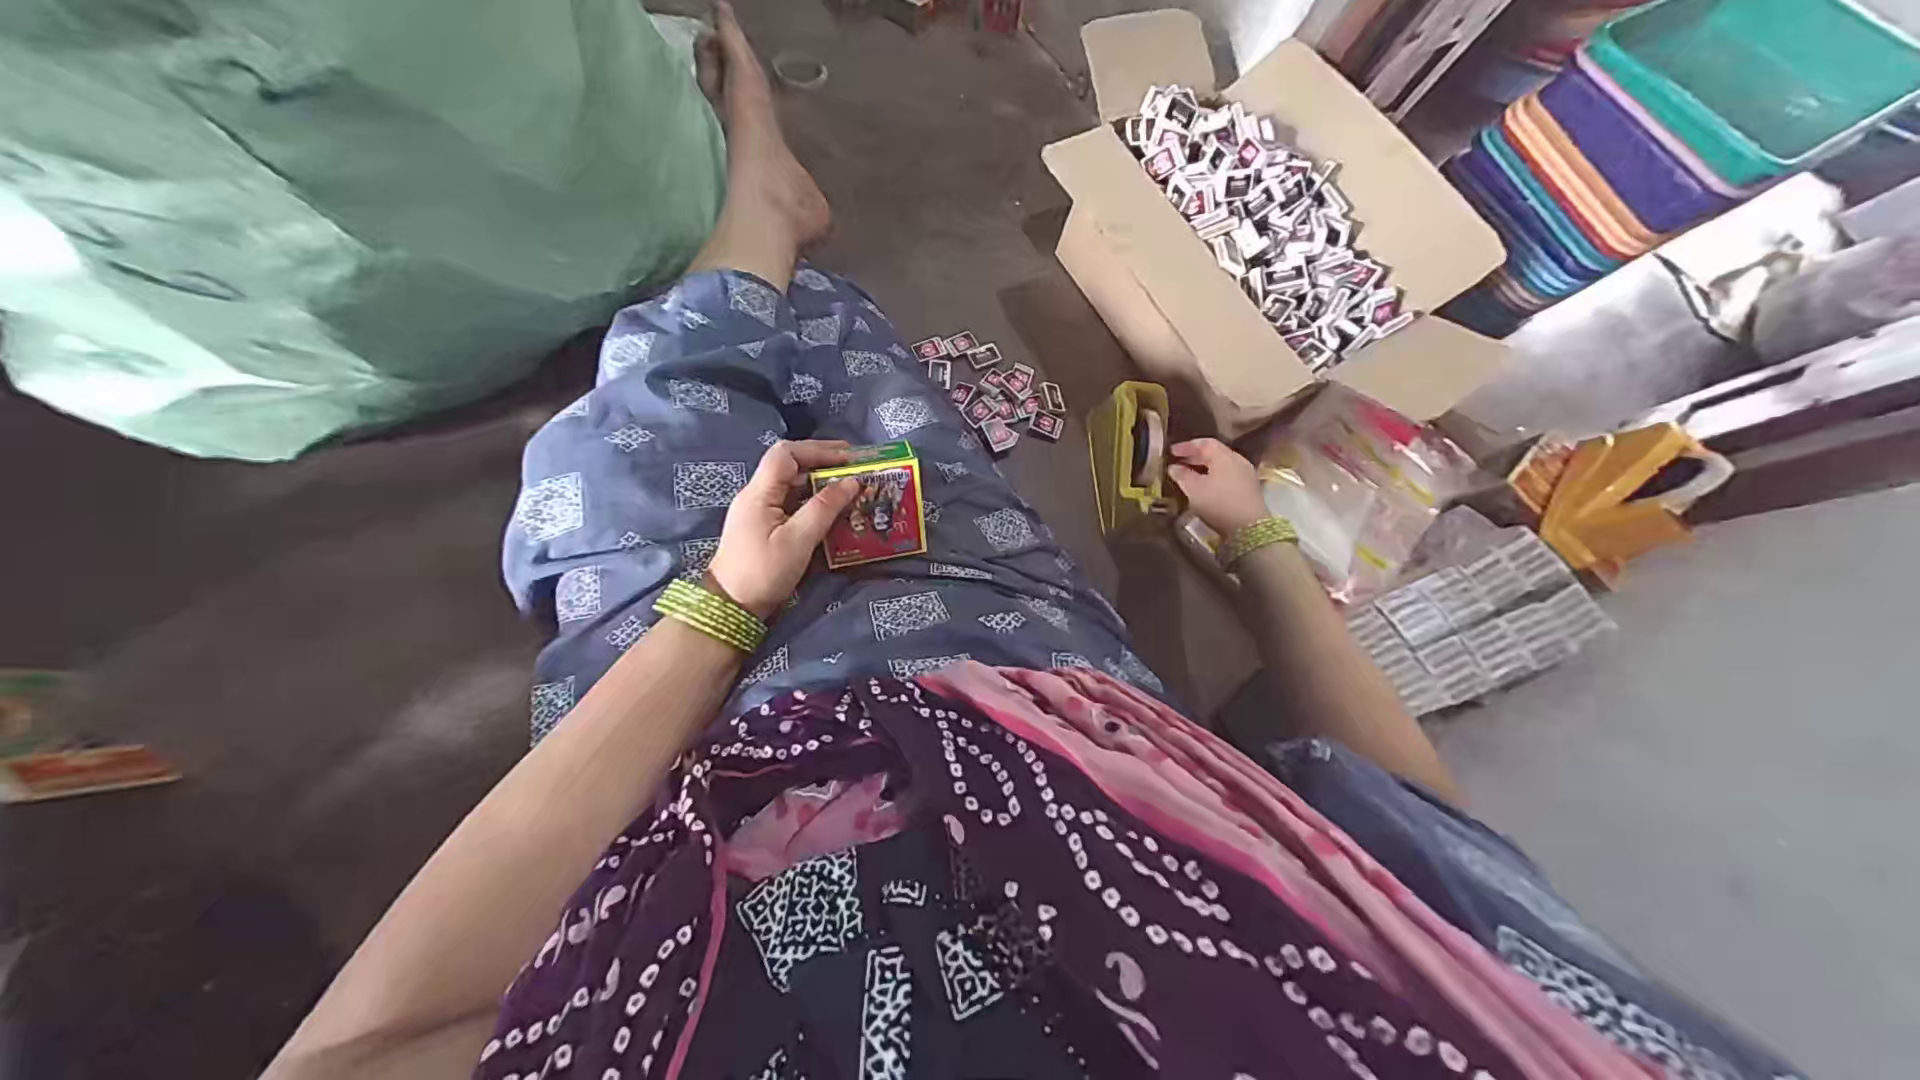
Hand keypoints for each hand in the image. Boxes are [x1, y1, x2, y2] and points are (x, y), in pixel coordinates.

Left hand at [708, 440, 859, 619]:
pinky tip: (832, 508)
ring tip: (849, 486)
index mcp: (759, 493)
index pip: (786, 454)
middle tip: (854, 467)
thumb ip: (825, 508)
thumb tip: (852, 482)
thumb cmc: (764, 572)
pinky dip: (813, 500)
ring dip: (820, 482)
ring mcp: (758, 512)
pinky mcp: (764, 527)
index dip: (818, 450)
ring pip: (792, 485)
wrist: (731, 607)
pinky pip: (791, 503)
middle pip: (789, 466)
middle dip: (823, 462)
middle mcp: (756, 495)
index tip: (848, 456)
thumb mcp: (798, 540)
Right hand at [1169, 438, 1268, 534]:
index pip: (1204, 443)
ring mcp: (1246, 474)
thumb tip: (1174, 467)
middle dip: (1195, 456)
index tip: (1172, 451)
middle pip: (1215, 452)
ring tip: (1190, 474)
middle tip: (1179, 461)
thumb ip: (1182, 475)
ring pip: (1222, 464)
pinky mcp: (1249, 488)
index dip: (1187, 446)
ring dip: (1205, 466)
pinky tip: (1205, 485)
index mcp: (1224, 456)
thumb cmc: (1218, 503)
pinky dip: (1214, 475)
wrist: (1249, 527)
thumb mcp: (1194, 489)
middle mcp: (1237, 460)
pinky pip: (1228, 474)